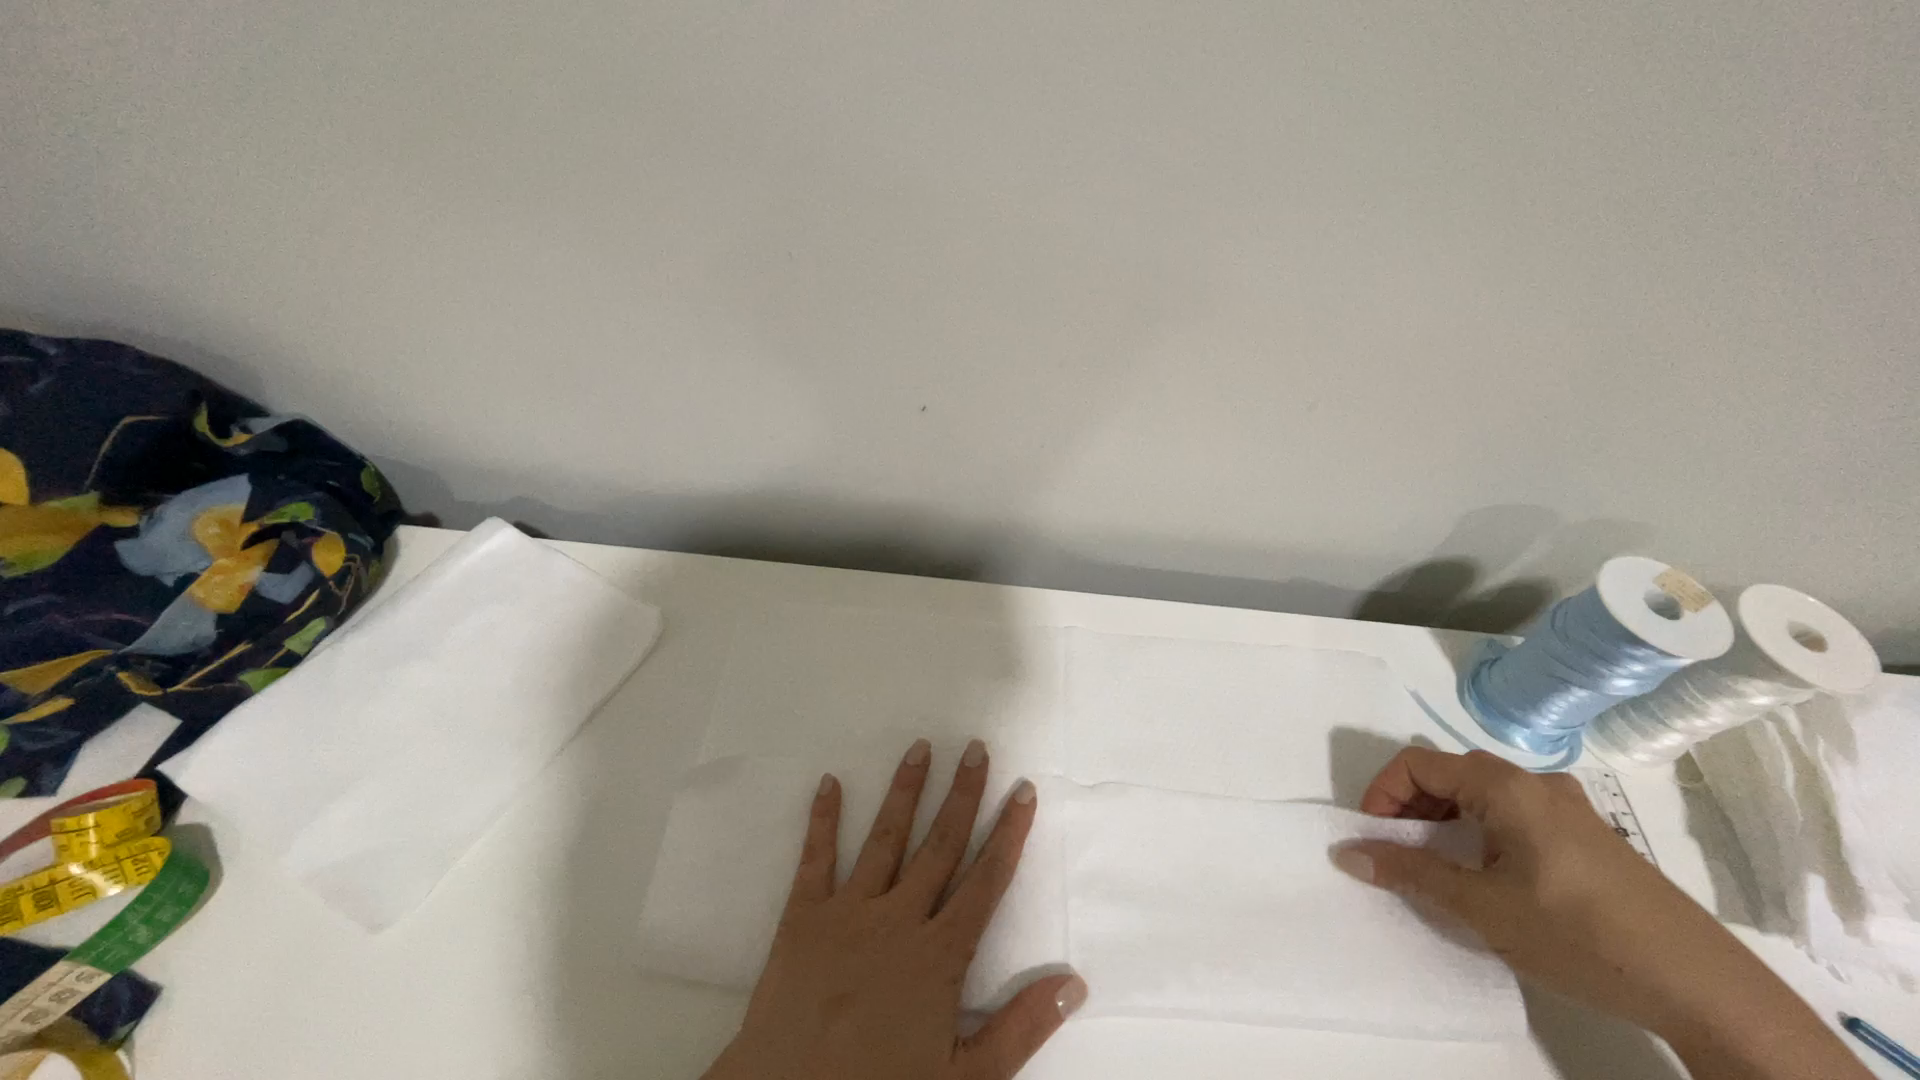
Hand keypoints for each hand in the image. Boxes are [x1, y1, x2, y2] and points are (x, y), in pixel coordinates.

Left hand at [703, 738, 1084, 1079]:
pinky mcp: (803, 916)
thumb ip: (1020, 1028)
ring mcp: (848, 911)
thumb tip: (1074, 983)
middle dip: (962, 794)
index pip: (986, 880)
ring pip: (885, 838)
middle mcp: (898, 918)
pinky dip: (822, 819)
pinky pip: (815, 858)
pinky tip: (828, 782)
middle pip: (940, 845)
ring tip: (921, 747)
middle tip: (977, 749)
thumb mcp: (965, 1079)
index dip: (1008, 833)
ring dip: (905, 791)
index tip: (1023, 791)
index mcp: (940, 954)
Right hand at [1334, 746, 1869, 1079]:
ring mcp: (1569, 808)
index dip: (1382, 794)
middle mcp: (1536, 783)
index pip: (1418, 763)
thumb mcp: (1482, 907)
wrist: (1700, 984)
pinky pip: (1515, 814)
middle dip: (1410, 806)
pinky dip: (1482, 831)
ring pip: (1483, 794)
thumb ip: (1411, 872)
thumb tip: (1347, 851)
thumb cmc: (1578, 934)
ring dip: (1446, 820)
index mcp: (1506, 787)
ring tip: (1440, 869)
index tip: (1373, 839)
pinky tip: (1492, 878)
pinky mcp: (1589, 836)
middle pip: (1450, 772)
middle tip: (1399, 854)